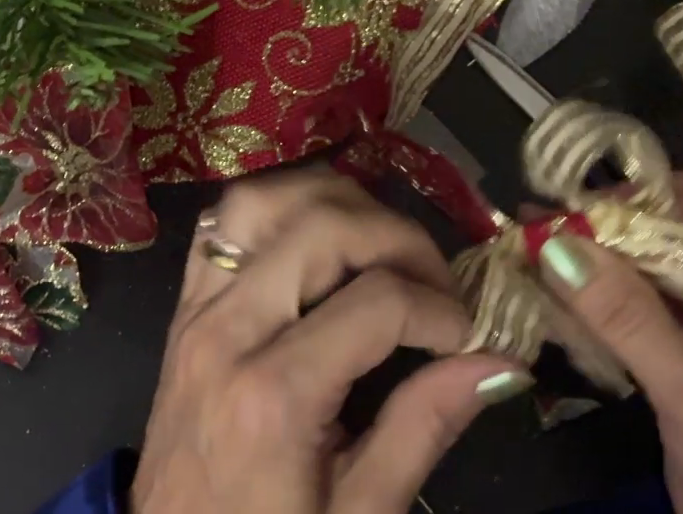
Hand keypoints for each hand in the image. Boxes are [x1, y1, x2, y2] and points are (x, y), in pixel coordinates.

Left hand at [132, 167, 526, 513]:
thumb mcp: (360, 512)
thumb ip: (424, 425)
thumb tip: (500, 361)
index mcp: (275, 394)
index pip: (376, 301)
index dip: (440, 310)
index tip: (469, 337)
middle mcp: (226, 329)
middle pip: (320, 226)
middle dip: (398, 237)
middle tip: (437, 280)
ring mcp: (194, 308)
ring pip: (260, 200)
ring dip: (330, 200)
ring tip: (379, 240)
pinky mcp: (181, 304)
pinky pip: (221, 223)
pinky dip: (275, 209)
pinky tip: (315, 237)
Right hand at [535, 170, 682, 513]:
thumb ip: (626, 316)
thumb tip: (551, 241)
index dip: (658, 194)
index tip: (586, 210)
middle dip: (615, 227)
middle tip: (542, 225)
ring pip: (662, 264)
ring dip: (601, 259)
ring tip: (533, 248)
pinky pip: (650, 303)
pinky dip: (605, 296)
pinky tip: (554, 290)